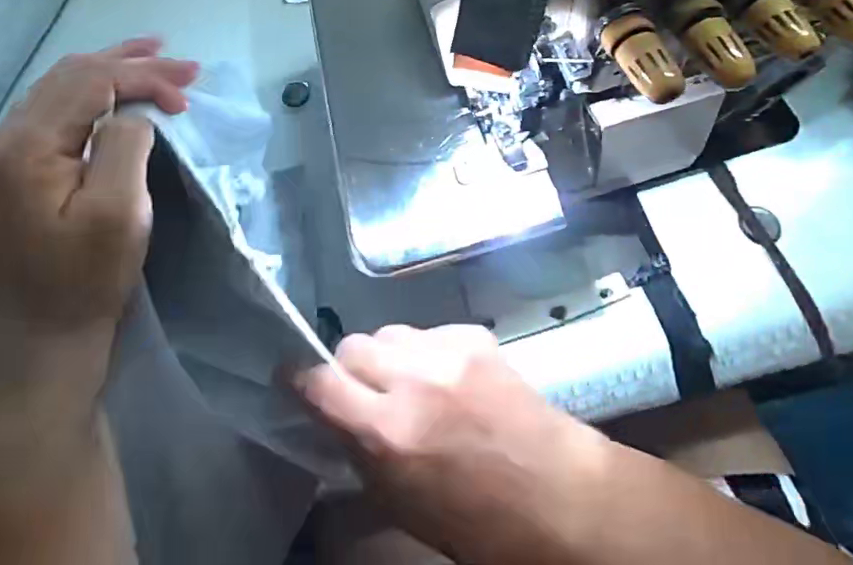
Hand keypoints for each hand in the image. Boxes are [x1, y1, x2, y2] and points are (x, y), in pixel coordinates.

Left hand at [0, 38, 199, 338]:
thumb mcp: (118, 211)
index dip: (144, 78)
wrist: (41, 337)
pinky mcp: (6, 169)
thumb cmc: (86, 278)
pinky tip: (115, 88)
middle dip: (132, 64)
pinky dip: (92, 93)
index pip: (90, 83)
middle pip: (72, 76)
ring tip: (154, 54)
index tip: (188, 94)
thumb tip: (130, 113)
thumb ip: (125, 143)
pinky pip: (52, 111)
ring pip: (60, 88)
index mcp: (20, 148)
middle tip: (184, 64)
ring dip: (111, 70)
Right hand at [295, 324, 613, 563]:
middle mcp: (412, 380)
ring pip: (388, 331)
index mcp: (388, 433)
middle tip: (362, 393)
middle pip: (351, 345)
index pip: (320, 383)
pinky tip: (445, 377)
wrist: (561, 495)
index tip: (291, 378)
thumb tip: (332, 424)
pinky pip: (428, 330)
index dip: (297, 378)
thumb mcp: (405, 506)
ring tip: (405, 383)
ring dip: (386, 355)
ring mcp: (446, 351)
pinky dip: (425, 351)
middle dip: (347, 368)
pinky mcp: (474, 336)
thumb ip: (360, 458)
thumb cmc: (480, 523)